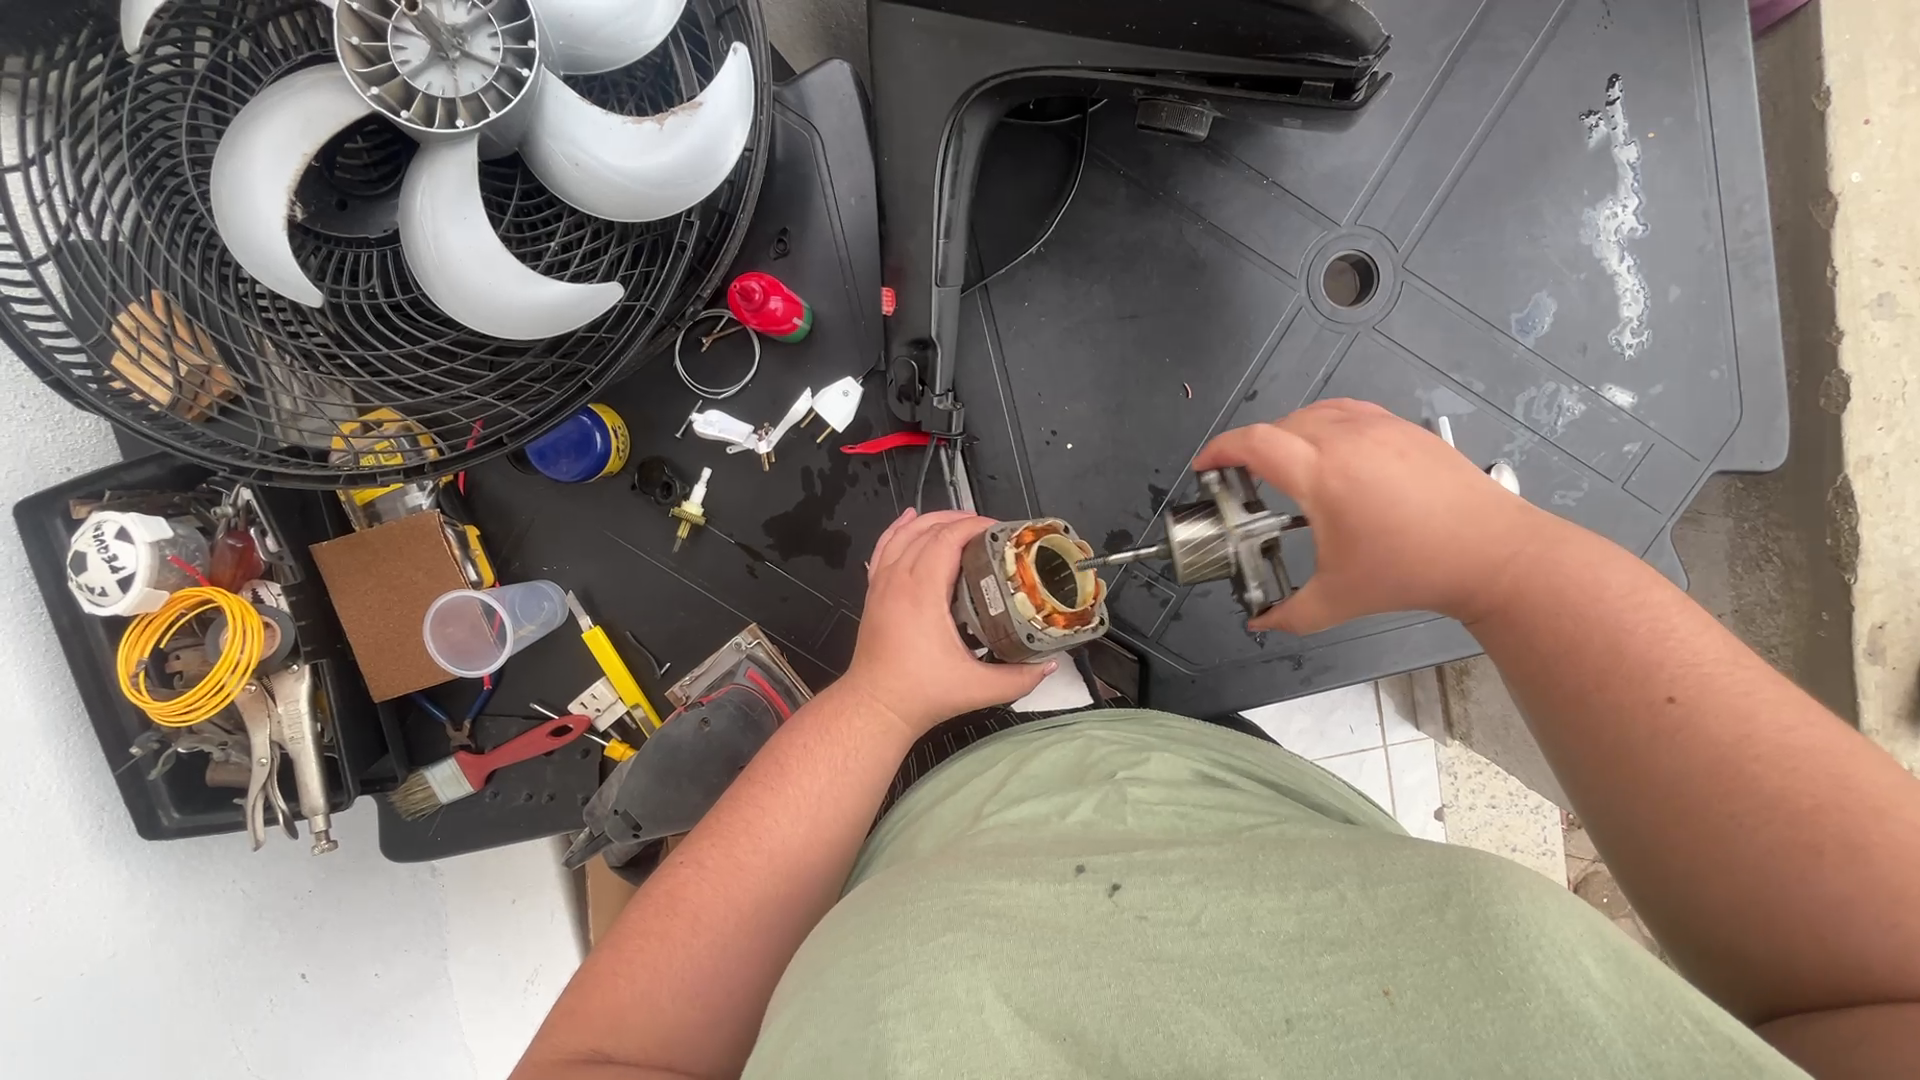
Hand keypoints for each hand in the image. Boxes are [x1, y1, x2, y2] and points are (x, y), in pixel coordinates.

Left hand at [840, 510, 1055, 736]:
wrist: (875, 707)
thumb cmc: (922, 694)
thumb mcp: (978, 689)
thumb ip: (1019, 678)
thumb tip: (1050, 664)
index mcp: (922, 593)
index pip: (947, 539)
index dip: (975, 526)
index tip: (1001, 530)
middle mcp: (898, 580)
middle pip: (927, 530)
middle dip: (959, 520)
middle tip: (990, 528)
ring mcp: (881, 584)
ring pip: (903, 534)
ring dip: (931, 520)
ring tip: (960, 520)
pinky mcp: (873, 594)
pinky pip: (883, 548)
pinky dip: (897, 530)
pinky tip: (909, 518)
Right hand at [1194, 399, 1558, 634]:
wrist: (1494, 552)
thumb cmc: (1411, 572)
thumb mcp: (1340, 600)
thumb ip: (1289, 614)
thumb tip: (1259, 623)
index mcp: (1320, 474)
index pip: (1253, 443)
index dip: (1219, 450)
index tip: (1205, 467)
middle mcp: (1345, 439)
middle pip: (1277, 427)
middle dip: (1250, 448)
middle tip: (1244, 480)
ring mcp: (1378, 427)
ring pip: (1312, 413)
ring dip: (1286, 434)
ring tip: (1283, 464)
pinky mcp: (1404, 428)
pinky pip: (1346, 412)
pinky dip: (1321, 424)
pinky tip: (1329, 450)